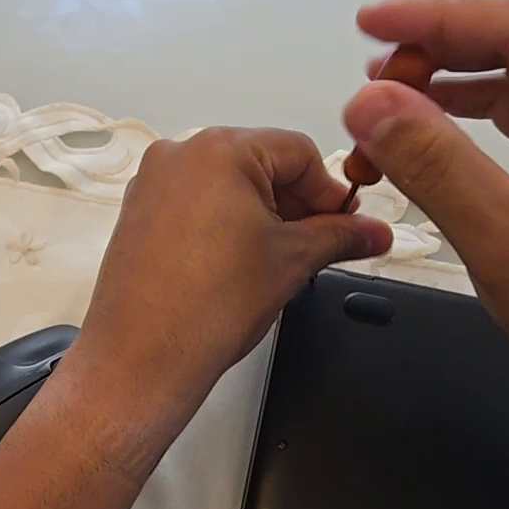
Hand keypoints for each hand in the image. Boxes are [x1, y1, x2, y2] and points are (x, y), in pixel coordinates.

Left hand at [63, 128, 391, 438]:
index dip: (330, 191)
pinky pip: (193, 206)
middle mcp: (178, 156)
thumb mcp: (292, 262)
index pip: (298, 152)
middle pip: (259, 164)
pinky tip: (235, 265)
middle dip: (294, 204)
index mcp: (219, 149)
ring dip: (260, 217)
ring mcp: (151, 186)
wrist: (142, 359)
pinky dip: (222, 226)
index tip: (345, 225)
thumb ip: (340, 236)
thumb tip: (372, 232)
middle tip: (317, 246)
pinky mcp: (137, 216)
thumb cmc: (206, 309)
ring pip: (225, 187)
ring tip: (274, 262)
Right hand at [344, 0, 508, 393]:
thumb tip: (369, 102)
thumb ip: (434, 166)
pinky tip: (428, 105)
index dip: (443, 11)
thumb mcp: (505, 244)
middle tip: (376, 38)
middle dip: (453, 15)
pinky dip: (474, 89)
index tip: (369, 21)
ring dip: (461, 50)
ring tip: (392, 76)